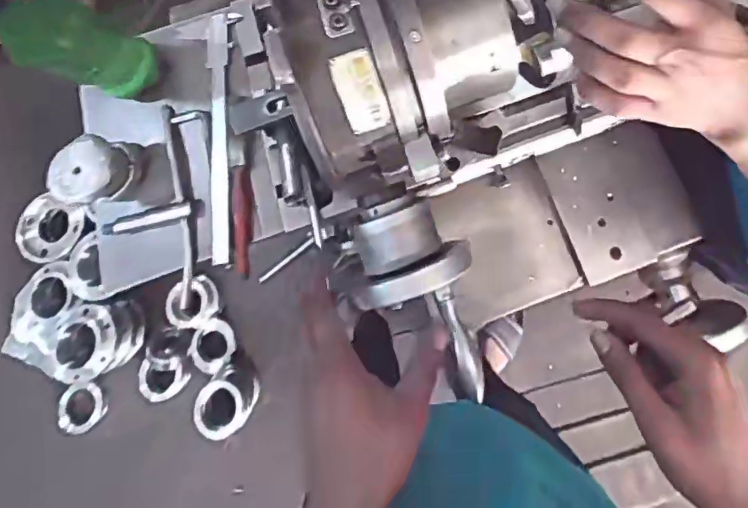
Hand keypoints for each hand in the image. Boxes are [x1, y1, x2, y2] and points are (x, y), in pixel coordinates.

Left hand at [299, 269, 445, 507]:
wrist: (345, 502)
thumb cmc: (375, 457)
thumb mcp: (409, 409)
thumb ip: (424, 367)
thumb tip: (438, 335)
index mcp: (335, 365)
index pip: (318, 311)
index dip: (316, 283)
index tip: (320, 264)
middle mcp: (315, 373)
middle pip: (309, 324)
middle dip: (318, 298)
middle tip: (332, 279)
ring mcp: (309, 392)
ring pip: (310, 345)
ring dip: (322, 323)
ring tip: (342, 310)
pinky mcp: (310, 408)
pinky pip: (313, 364)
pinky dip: (324, 347)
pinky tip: (345, 355)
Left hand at [562, 0, 747, 143]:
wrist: (743, 108)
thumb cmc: (725, 48)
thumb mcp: (717, 10)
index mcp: (703, 24)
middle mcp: (682, 57)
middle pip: (626, 39)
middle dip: (586, 20)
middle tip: (561, 5)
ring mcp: (668, 90)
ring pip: (617, 74)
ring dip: (583, 53)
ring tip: (564, 35)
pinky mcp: (656, 115)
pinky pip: (617, 106)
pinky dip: (591, 91)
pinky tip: (577, 74)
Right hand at [578, 298, 747, 507]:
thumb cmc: (702, 468)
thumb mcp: (655, 423)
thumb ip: (625, 374)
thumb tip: (598, 335)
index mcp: (695, 359)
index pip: (643, 320)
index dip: (607, 310)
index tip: (578, 308)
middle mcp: (707, 352)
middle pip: (654, 324)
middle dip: (625, 334)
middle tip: (605, 355)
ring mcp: (714, 364)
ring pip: (663, 340)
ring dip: (641, 354)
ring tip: (641, 393)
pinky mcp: (714, 377)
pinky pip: (676, 355)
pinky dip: (656, 364)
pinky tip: (654, 393)